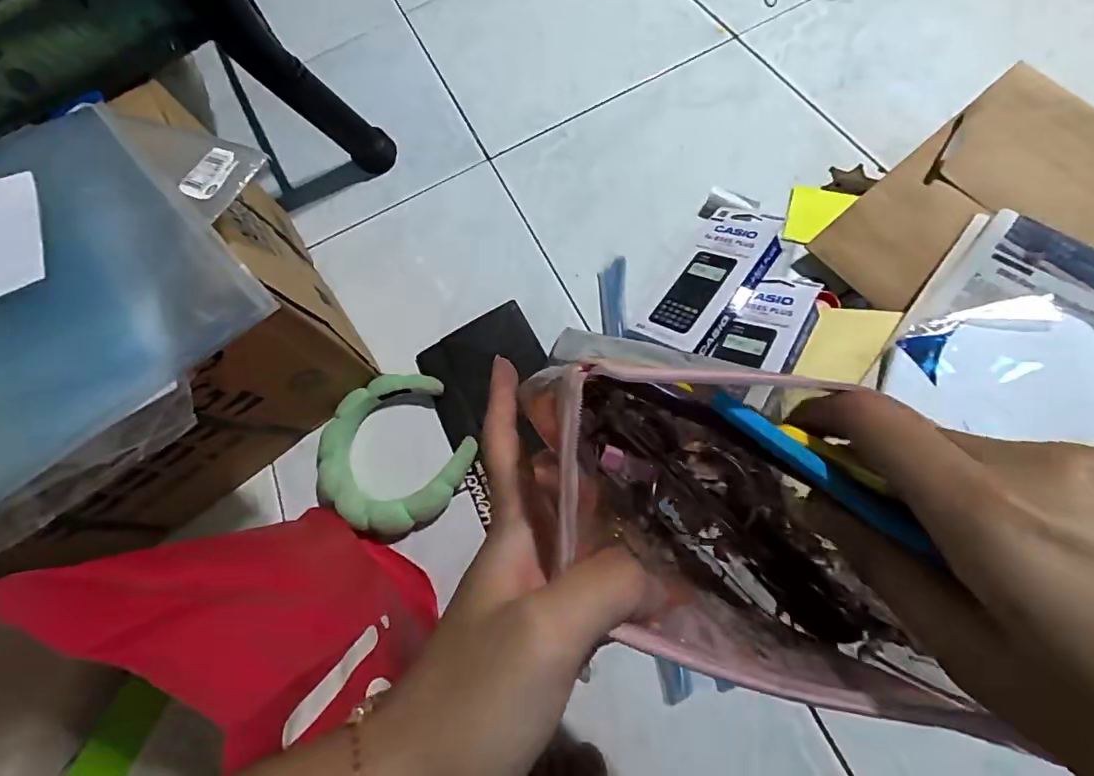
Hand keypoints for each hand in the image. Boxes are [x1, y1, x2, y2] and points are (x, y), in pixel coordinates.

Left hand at [253, 358, 660, 775]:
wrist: (427, 771)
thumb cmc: (476, 687)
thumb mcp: (544, 629)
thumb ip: (605, 584)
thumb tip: (666, 567)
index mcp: (513, 535)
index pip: (504, 451)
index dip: (503, 404)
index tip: (507, 359)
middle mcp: (526, 556)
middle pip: (558, 488)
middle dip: (589, 451)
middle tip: (642, 426)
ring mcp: (538, 599)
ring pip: (583, 537)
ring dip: (616, 511)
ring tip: (666, 490)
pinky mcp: (552, 640)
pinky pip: (597, 588)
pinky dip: (627, 574)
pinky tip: (663, 577)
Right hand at [791, 391, 1093, 775]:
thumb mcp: (990, 668)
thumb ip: (893, 572)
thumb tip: (824, 505)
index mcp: (990, 505)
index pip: (871, 418)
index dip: (817, 414)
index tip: (791, 439)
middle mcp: (1036, 457)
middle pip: (923, 439)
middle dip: (883, 473)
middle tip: (888, 544)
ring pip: (979, 456)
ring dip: (946, 492)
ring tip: (989, 580)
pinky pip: (1035, 471)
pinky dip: (1002, 500)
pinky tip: (1061, 577)